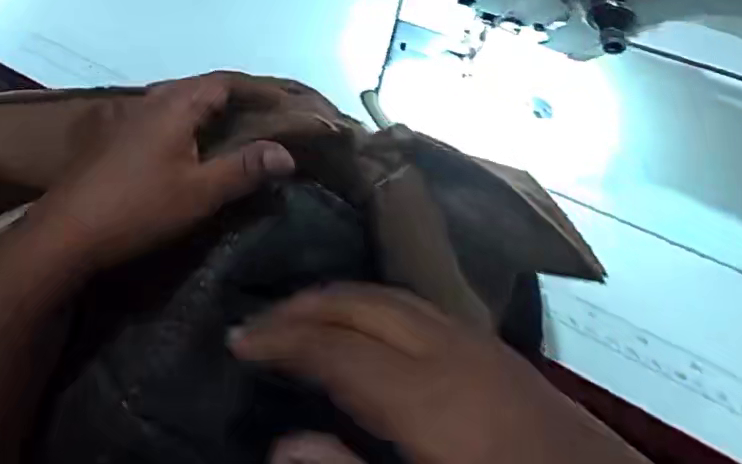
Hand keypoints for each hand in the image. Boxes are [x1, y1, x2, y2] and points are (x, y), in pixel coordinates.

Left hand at [23, 74, 295, 275]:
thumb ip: (243, 168)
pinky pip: (163, 116)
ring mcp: (129, 114)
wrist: (70, 225)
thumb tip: (286, 151)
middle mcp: (150, 99)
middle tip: (272, 116)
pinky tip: (197, 145)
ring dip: (212, 110)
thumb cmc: (139, 206)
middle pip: (202, 87)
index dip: (259, 88)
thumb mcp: (199, 192)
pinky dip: (190, 122)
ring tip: (243, 128)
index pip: (224, 81)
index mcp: (173, 104)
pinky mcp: (117, 133)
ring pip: (181, 101)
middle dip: (239, 97)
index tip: (289, 100)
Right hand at [231, 284, 646, 463]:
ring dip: (334, 300)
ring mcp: (484, 349)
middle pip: (355, 304)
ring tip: (299, 317)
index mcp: (432, 398)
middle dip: (300, 307)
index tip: (234, 340)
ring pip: (387, 296)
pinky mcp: (506, 358)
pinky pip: (417, 308)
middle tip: (258, 324)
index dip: (277, 339)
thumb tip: (280, 445)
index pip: (331, 347)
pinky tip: (365, 328)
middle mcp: (452, 353)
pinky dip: (372, 306)